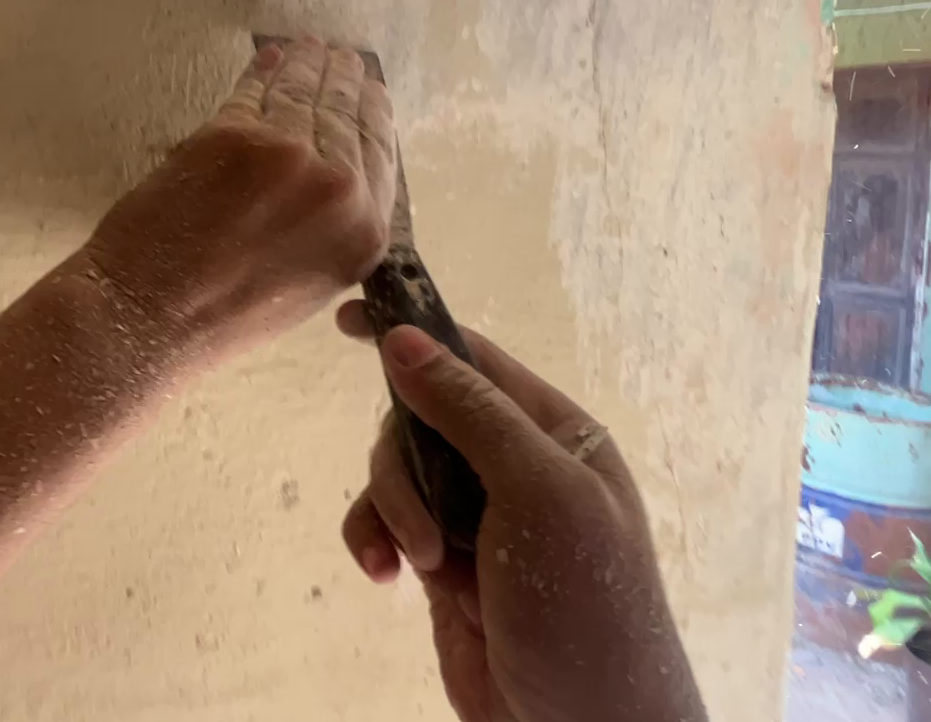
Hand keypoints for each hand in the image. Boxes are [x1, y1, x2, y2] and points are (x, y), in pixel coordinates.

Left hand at [82, 36, 397, 357]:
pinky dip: (262, 72)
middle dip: (344, 80)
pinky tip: (270, 58)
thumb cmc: (220, 316)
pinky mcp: (233, 135)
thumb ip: (330, 226)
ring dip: (306, 65)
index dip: (373, 114)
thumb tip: (333, 171)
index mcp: (362, 235)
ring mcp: (286, 155)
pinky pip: (253, 91)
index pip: (380, 153)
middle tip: (341, 56)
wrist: (149, 317)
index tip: (370, 89)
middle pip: (346, 114)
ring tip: (311, 48)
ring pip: (302, 94)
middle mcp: (337, 188)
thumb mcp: (304, 283)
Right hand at [336, 311, 706, 721]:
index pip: (469, 356)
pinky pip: (381, 519)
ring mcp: (470, 509)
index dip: (411, 334)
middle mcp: (507, 462)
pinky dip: (373, 539)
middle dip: (402, 467)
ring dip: (393, 513)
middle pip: (415, 417)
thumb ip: (469, 411)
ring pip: (392, 469)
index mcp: (548, 432)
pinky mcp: (436, 553)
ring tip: (420, 565)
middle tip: (424, 525)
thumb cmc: (581, 608)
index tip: (348, 321)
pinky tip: (385, 575)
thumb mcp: (538, 495)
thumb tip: (401, 338)